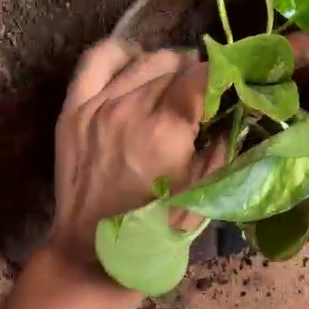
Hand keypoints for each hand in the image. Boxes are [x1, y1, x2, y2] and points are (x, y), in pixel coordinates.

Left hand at [48, 40, 209, 277]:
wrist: (93, 255)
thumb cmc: (156, 229)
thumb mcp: (204, 193)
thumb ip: (222, 146)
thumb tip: (235, 109)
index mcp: (166, 131)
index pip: (201, 76)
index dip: (221, 73)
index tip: (231, 80)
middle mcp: (131, 108)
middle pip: (172, 67)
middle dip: (193, 76)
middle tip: (201, 93)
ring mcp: (98, 105)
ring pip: (142, 61)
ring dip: (164, 67)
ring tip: (172, 82)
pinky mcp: (72, 108)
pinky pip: (96, 60)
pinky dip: (119, 53)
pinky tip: (133, 62)